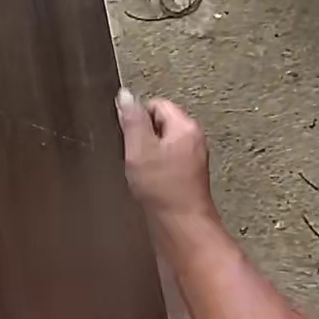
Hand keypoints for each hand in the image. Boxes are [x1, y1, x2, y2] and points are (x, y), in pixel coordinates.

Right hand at [116, 89, 218, 234]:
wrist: (180, 223)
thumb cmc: (163, 189)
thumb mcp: (138, 148)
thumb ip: (132, 120)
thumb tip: (125, 96)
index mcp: (186, 127)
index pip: (157, 104)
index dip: (136, 117)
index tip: (127, 134)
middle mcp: (194, 139)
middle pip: (159, 123)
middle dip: (141, 136)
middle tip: (133, 154)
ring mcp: (192, 158)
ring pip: (161, 144)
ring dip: (147, 154)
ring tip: (141, 171)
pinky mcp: (187, 175)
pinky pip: (165, 161)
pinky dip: (154, 169)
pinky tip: (148, 182)